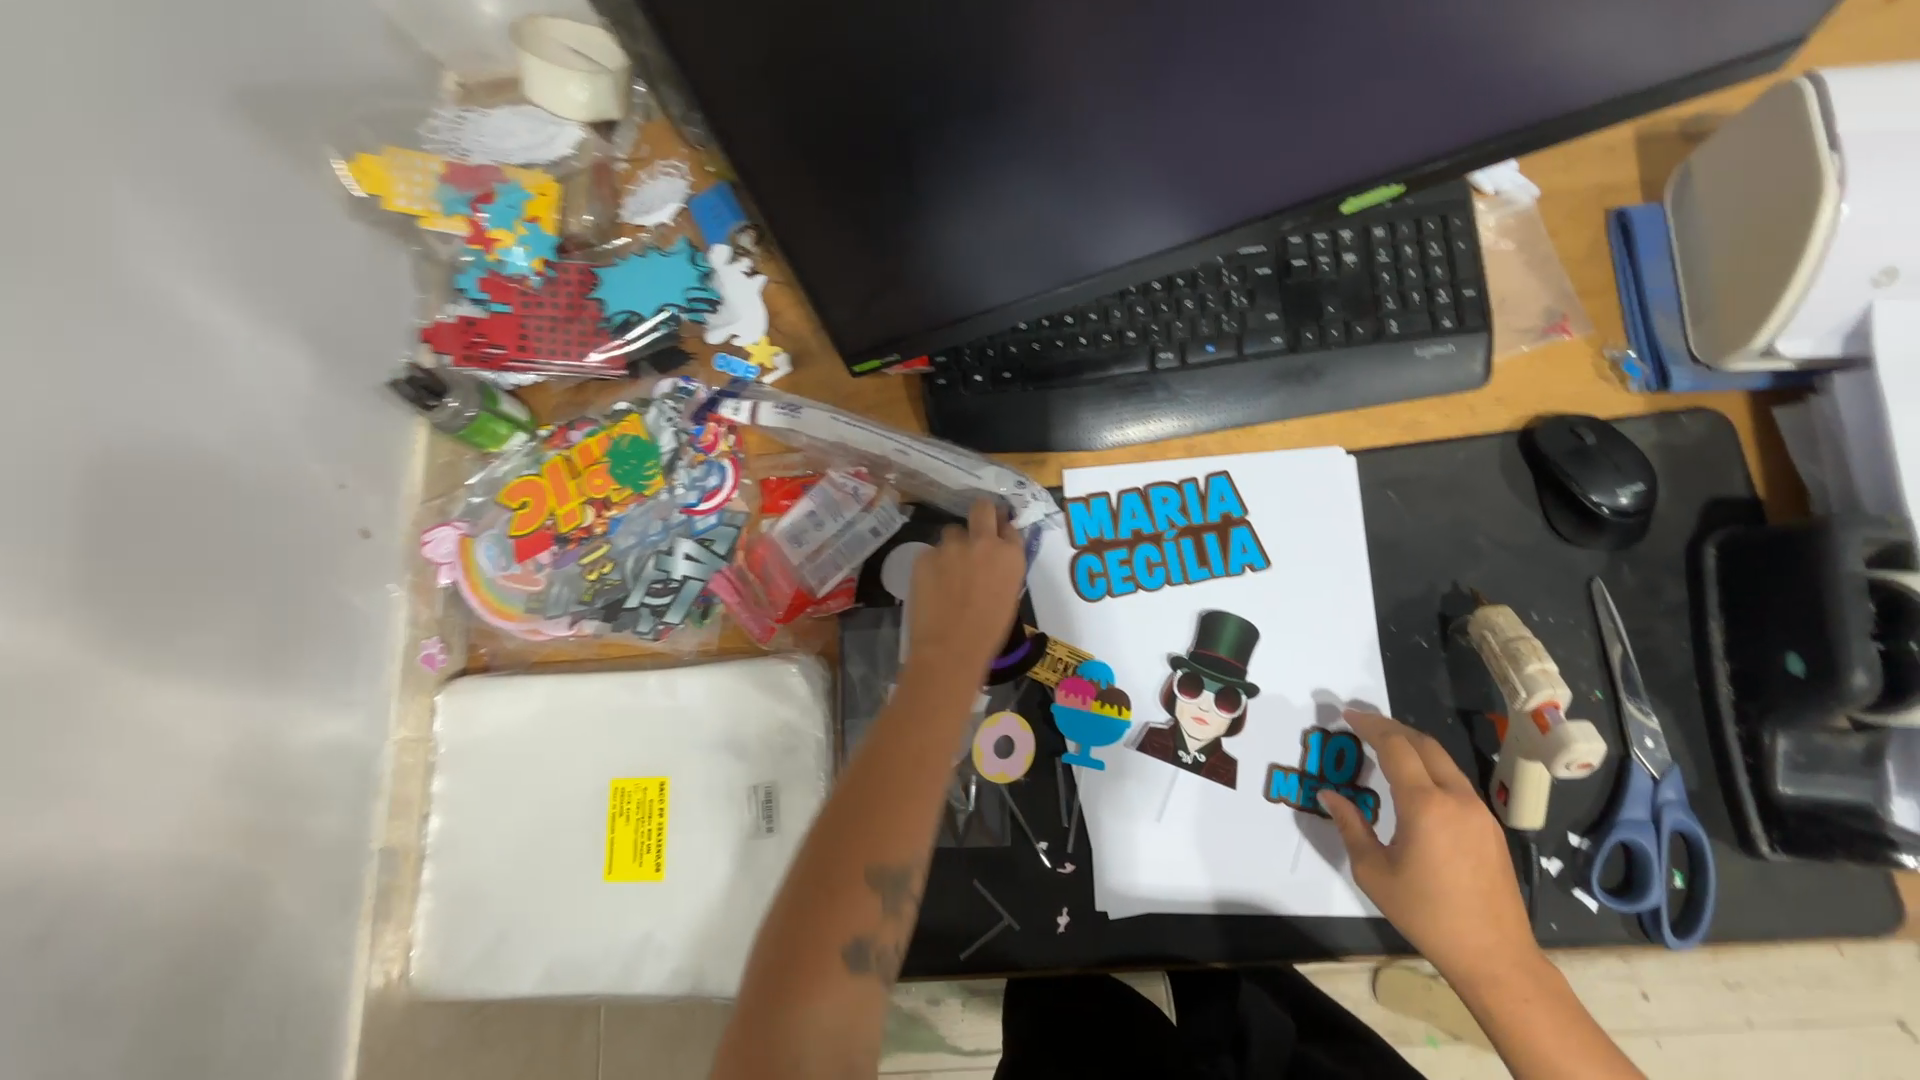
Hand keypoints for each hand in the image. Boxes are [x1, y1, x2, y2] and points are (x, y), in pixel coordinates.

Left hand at [903, 499, 1028, 680]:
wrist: (950, 648)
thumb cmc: (988, 632)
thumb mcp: (1010, 597)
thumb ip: (1004, 569)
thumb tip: (995, 561)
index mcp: (1010, 555)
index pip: (1009, 527)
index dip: (1001, 530)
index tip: (996, 537)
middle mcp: (983, 542)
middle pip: (982, 508)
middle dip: (980, 513)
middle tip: (975, 529)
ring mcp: (951, 546)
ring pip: (951, 531)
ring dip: (953, 544)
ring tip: (948, 569)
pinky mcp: (925, 555)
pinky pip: (931, 552)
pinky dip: (933, 564)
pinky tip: (932, 586)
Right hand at [1319, 708, 1538, 985]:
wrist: (1493, 953)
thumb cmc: (1426, 913)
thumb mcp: (1374, 872)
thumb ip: (1351, 826)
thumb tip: (1330, 796)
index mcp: (1425, 805)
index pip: (1396, 747)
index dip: (1371, 726)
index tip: (1348, 716)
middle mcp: (1456, 798)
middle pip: (1424, 744)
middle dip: (1392, 727)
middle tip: (1363, 722)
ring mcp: (1479, 811)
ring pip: (1444, 761)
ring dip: (1414, 745)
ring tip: (1386, 745)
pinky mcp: (1490, 827)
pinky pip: (1456, 782)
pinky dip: (1431, 767)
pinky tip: (1415, 781)